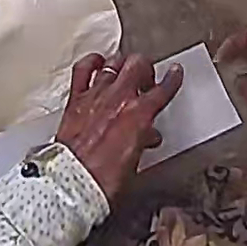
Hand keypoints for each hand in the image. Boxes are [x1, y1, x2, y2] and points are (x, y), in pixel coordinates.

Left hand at [54, 53, 183, 198]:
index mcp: (139, 114)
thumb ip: (143, 139)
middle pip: (138, 64)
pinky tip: (97, 63)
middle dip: (146, 68)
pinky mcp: (76, 99)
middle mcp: (118, 98)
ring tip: (124, 70)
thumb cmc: (103, 178)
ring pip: (114, 62)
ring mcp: (96, 95)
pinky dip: (92, 62)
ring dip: (122, 64)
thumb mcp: (135, 159)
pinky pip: (83, 69)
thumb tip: (146, 136)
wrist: (72, 182)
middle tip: (146, 78)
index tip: (175, 73)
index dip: (172, 79)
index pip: (163, 89)